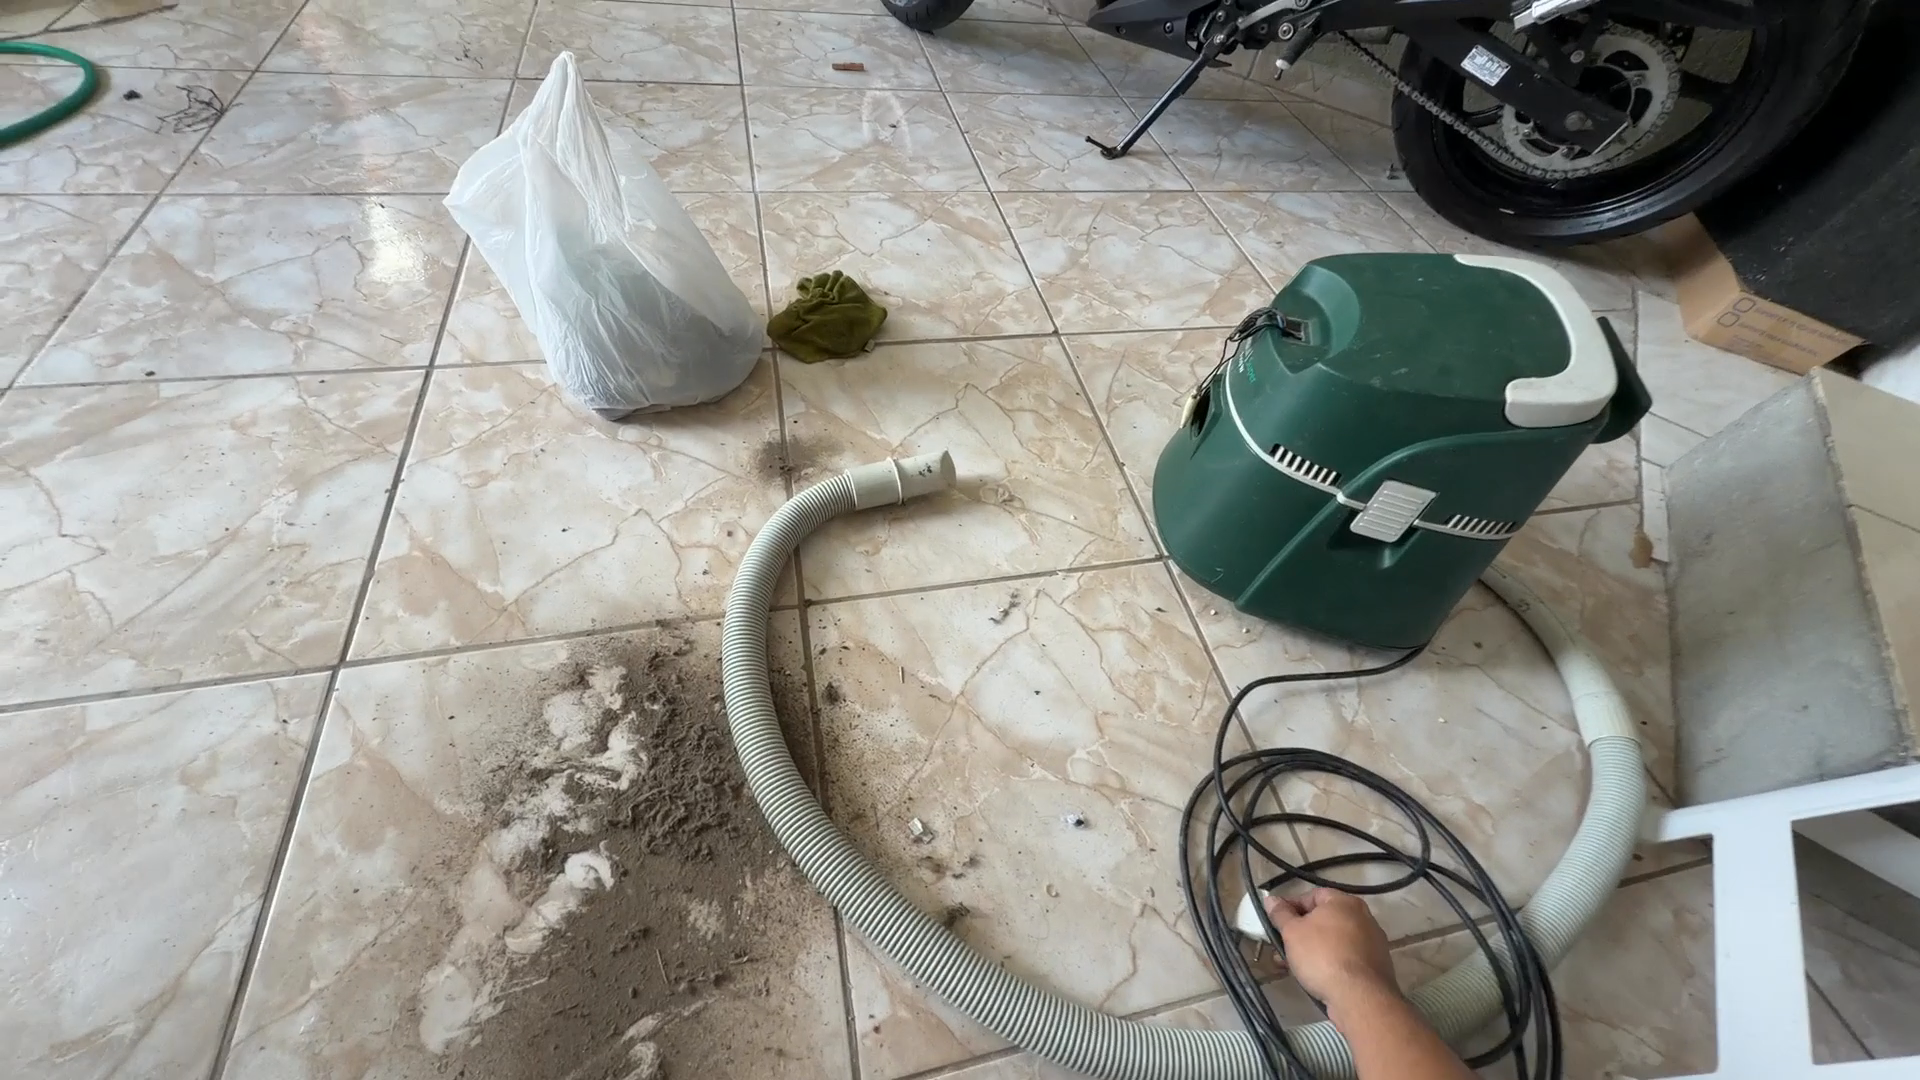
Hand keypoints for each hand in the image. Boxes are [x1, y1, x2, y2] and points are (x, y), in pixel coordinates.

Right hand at [1264, 888, 1398, 1010]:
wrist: (1360, 1000)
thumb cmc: (1322, 956)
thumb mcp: (1292, 931)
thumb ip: (1280, 913)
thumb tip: (1272, 900)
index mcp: (1345, 902)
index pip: (1312, 896)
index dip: (1291, 907)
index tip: (1277, 921)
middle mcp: (1365, 919)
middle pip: (1325, 920)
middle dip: (1301, 933)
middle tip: (1284, 945)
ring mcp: (1374, 946)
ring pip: (1335, 942)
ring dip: (1314, 950)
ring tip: (1294, 966)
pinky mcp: (1378, 970)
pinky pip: (1347, 960)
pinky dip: (1331, 965)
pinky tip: (1315, 978)